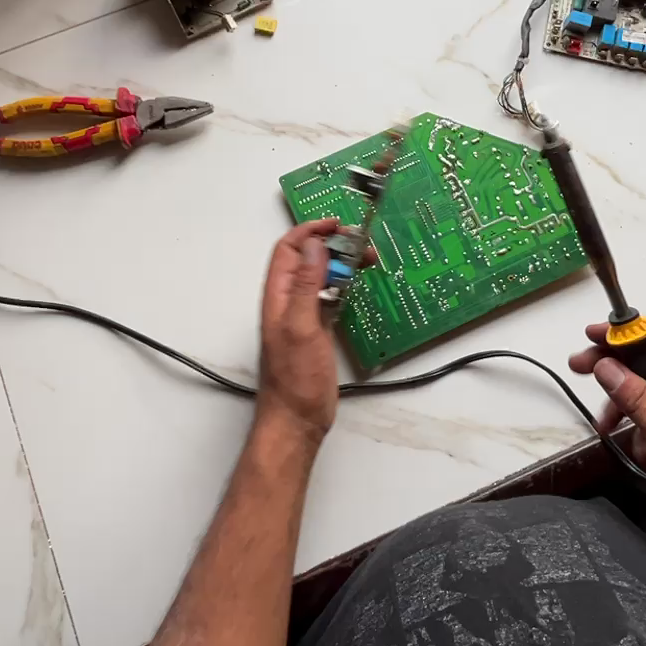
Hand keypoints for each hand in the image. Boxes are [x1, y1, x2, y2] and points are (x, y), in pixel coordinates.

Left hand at [254, 220, 361, 446]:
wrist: (296, 420)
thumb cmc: (294, 380)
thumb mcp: (301, 327)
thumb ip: (306, 286)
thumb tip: (315, 247)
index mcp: (278, 296)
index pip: (289, 250)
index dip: (310, 231)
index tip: (337, 225)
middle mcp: (288, 301)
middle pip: (307, 258)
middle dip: (333, 244)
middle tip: (361, 244)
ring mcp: (303, 315)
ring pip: (321, 276)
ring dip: (341, 264)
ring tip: (367, 260)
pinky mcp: (317, 329)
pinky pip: (329, 296)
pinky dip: (344, 285)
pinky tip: (357, 285)